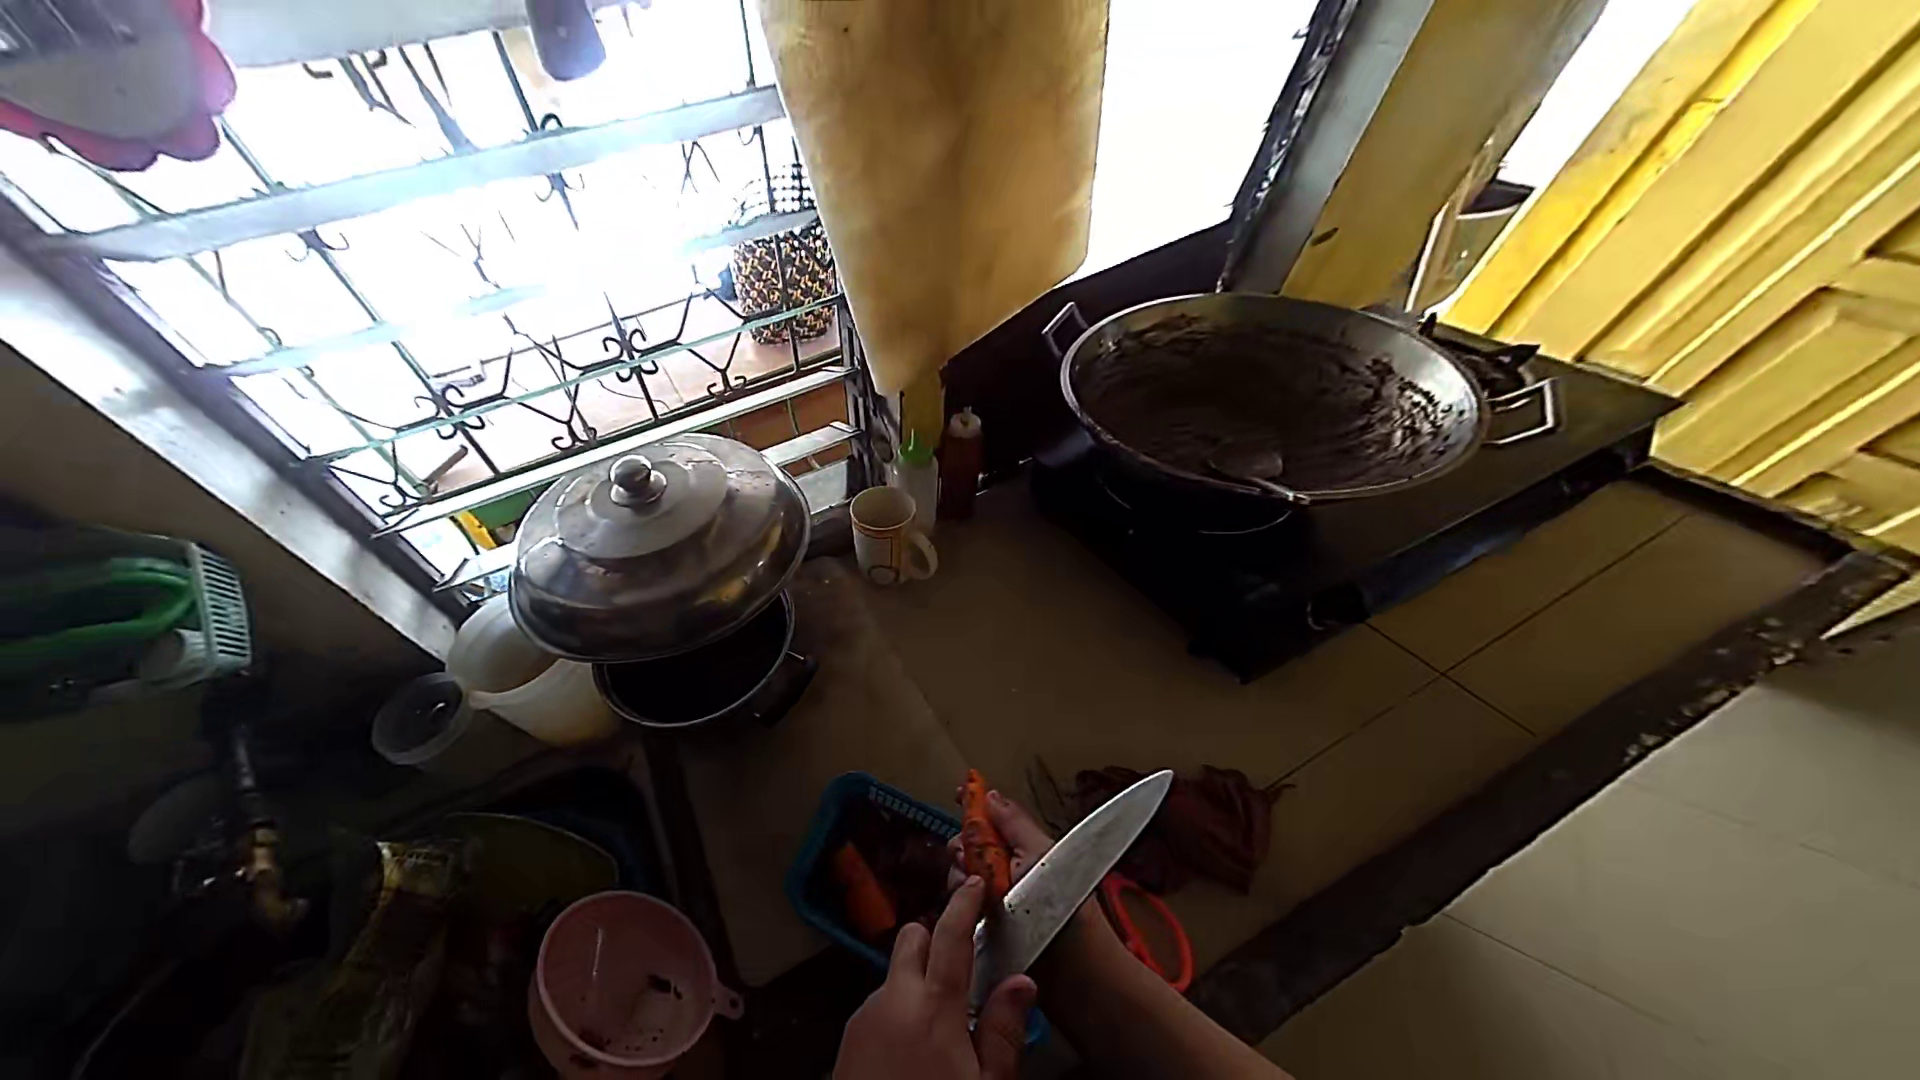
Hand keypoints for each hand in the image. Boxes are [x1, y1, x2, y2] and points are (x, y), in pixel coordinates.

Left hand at [832, 875, 1036, 1079]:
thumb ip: (1003, 1031)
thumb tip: (1022, 983)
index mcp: (933, 1008)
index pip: (951, 934)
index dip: (965, 903)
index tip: (975, 886)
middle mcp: (894, 1001)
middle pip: (913, 937)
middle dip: (935, 939)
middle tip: (960, 967)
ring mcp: (865, 1019)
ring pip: (895, 974)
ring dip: (916, 981)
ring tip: (939, 1028)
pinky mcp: (848, 1041)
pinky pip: (878, 1005)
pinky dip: (897, 1010)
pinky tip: (912, 1052)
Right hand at [948, 789, 1113, 967]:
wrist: (1077, 977)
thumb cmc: (1069, 912)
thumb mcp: (1042, 855)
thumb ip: (1016, 824)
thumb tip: (991, 795)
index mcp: (1025, 847)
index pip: (994, 818)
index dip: (975, 804)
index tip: (958, 793)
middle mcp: (1009, 871)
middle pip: (970, 846)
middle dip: (962, 847)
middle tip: (965, 858)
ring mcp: (996, 902)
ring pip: (961, 877)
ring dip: (960, 879)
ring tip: (977, 894)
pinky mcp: (986, 932)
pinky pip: (960, 910)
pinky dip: (959, 907)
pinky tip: (967, 913)